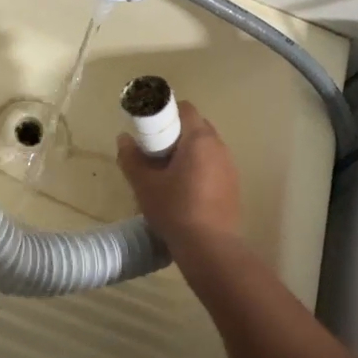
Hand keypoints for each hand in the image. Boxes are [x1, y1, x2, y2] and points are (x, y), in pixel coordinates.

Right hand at [116, 101, 240, 254]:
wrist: (210, 248)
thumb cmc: (175, 210)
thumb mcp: (144, 185)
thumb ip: (131, 158)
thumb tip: (124, 139)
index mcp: (199, 139)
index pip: (185, 108)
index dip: (166, 114)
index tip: (150, 131)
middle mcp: (219, 146)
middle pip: (196, 126)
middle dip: (176, 133)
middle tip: (156, 153)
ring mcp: (230, 166)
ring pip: (206, 147)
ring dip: (189, 152)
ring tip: (169, 174)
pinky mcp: (234, 186)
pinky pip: (214, 165)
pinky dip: (200, 169)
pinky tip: (186, 192)